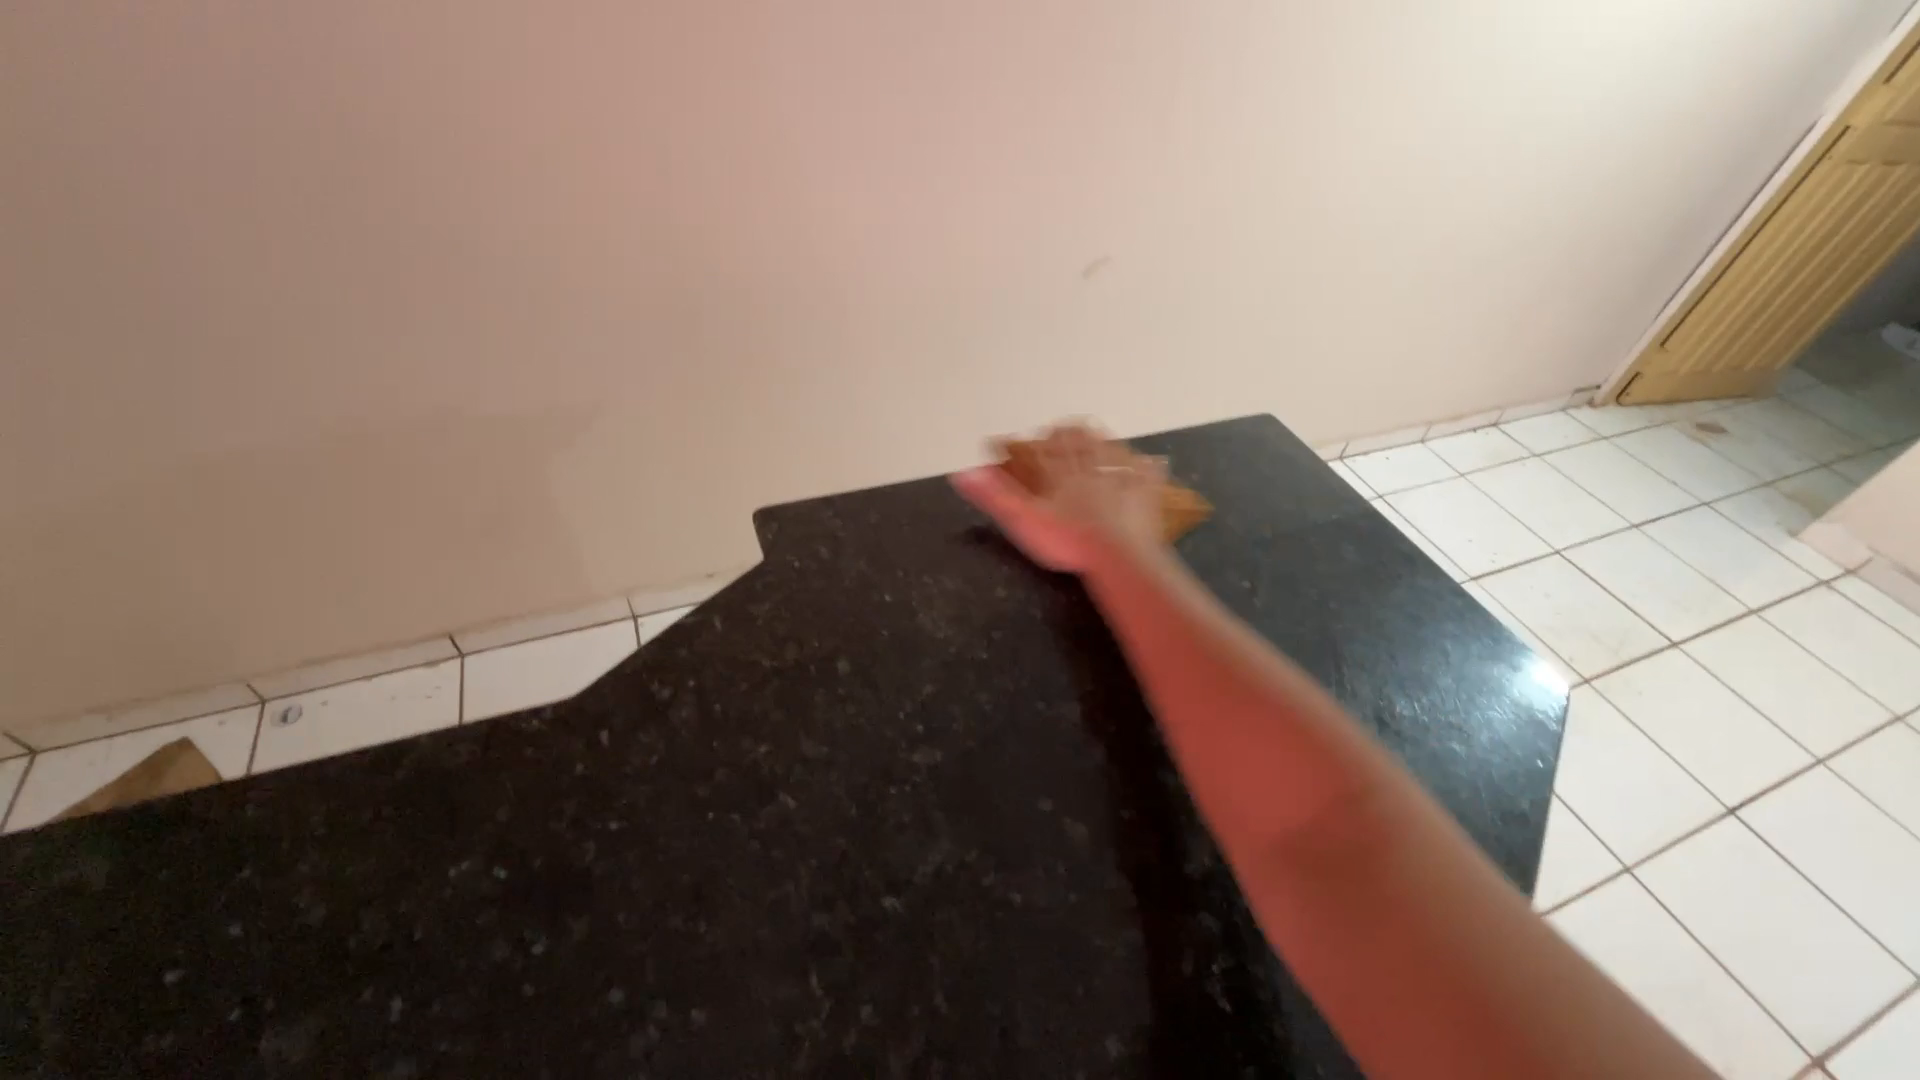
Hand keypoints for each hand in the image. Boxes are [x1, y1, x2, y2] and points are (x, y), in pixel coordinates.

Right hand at [950, 423, 1167, 573]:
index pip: (1049, 448)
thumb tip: (961, 472)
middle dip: (1072, 433)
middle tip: (1067, 425)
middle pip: (1082, 442)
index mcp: (1061, 474)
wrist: (1118, 556)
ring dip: (1104, 440)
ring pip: (1113, 451)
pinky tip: (1154, 462)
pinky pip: (1149, 475)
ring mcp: (1121, 480)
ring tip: (1100, 433)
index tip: (1036, 433)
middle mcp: (1091, 469)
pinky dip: (1148, 467)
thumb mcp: (1022, 519)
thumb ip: (994, 495)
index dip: (1041, 439)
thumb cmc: (1067, 539)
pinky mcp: (1146, 497)